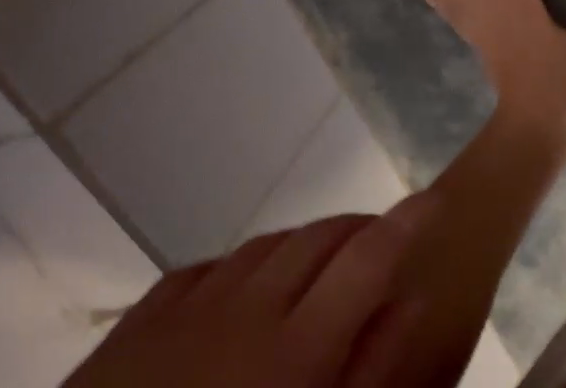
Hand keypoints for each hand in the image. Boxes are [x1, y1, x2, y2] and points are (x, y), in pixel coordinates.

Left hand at [66, 196, 434, 387]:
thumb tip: (413, 299)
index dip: (409, 219)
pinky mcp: (130, 330)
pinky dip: (237, 267)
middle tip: (378, 247)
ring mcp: (184, 315)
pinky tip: (241, 292)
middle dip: (360, 228)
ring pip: (265, 245)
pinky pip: (199, 269)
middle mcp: (246, 313)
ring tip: (314, 271)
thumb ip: (372, 366)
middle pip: (321, 236)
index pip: (370, 255)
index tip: (435, 198)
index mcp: (299, 346)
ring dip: (303, 245)